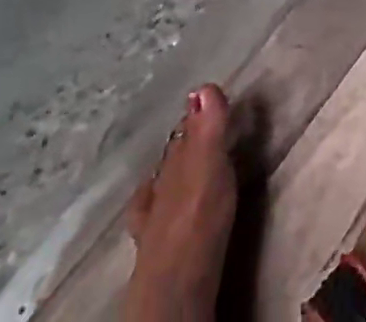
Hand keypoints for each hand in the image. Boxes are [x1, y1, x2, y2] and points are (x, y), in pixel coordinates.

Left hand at [124, 86, 238, 321]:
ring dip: (178, 164)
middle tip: (205, 119)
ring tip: (188, 153)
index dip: (199, 114)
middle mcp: (162, 183)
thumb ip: (209, 128)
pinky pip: (154, 210)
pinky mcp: (158, 241)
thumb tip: (205, 84)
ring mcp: (156, 214)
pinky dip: (157, 196)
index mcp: (177, 162)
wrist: (177, 281)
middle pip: (176, 154)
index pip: (187, 131)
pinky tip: (154, 194)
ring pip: (166, 180)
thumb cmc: (198, 217)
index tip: (212, 96)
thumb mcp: (209, 165)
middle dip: (188, 137)